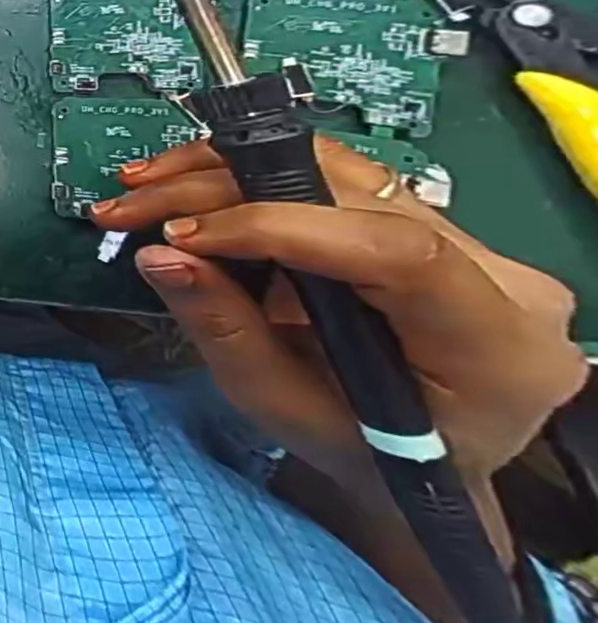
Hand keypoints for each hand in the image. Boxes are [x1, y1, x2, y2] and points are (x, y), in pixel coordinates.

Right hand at [91, 137, 584, 622]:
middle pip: (347, 195)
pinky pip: (323, 174)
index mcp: (490, 342)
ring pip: (329, 169)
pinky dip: (239, 170)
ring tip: (137, 186)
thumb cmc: (353, 444)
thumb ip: (222, 327)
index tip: (177, 236)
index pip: (394, 251)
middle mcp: (498, 275)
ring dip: (216, 169)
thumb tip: (157, 255)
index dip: (275, 228)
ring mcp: (464, 241)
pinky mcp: (413, 223)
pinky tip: (179, 178)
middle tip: (124, 210)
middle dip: (215, 192)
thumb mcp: (275, 401)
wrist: (419, 453)